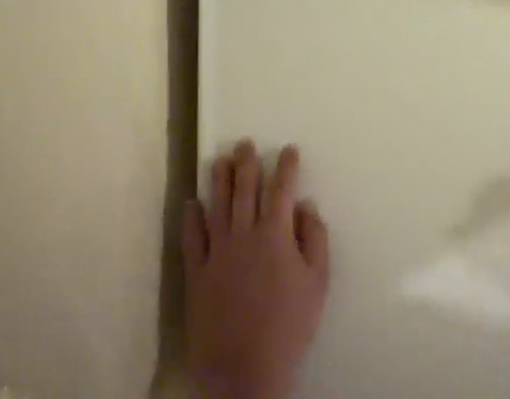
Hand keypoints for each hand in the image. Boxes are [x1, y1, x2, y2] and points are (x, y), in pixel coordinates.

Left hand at [184, 141, 330, 398]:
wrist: (245, 367)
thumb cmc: (289, 324)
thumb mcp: (318, 281)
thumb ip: (315, 238)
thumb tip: (306, 206)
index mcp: (276, 235)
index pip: (282, 190)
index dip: (286, 167)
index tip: (289, 149)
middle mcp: (244, 235)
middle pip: (245, 190)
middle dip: (247, 164)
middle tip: (246, 143)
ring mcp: (217, 253)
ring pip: (217, 206)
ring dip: (219, 180)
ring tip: (219, 159)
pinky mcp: (196, 273)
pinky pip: (191, 238)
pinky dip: (191, 217)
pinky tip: (191, 202)